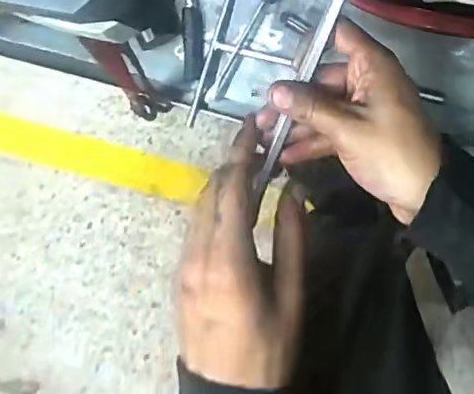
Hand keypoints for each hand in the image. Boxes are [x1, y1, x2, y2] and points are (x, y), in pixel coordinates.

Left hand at [177, 121, 305, 389]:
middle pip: (211, 190)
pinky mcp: (181, 277)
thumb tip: (292, 190)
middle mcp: (198, 256)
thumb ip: (292, 237)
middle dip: (234, 160)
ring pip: (201, 206)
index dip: (243, 152)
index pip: (232, 188)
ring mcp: (184, 267)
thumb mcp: (290, 294)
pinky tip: (237, 205)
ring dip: (224, 181)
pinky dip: (216, 204)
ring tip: (252, 168)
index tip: (256, 126)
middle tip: (260, 143)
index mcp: (228, 259)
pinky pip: (197, 226)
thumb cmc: (267, 347)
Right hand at [254, 20, 441, 225]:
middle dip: (293, 95)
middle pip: (324, 76)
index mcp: (372, 65)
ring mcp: (366, 106)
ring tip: (264, 135)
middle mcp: (369, 79)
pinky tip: (285, 155)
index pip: (341, 34)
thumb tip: (274, 90)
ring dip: (298, 120)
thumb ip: (310, 107)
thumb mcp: (347, 128)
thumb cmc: (390, 151)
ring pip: (326, 104)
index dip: (312, 39)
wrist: (426, 195)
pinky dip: (313, 138)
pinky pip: (333, 126)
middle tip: (261, 113)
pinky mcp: (363, 131)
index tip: (279, 51)